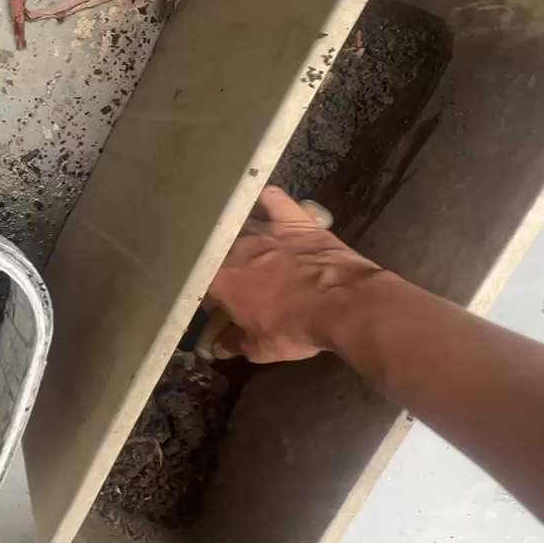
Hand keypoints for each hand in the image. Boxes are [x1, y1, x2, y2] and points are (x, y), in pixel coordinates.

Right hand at [204, 186, 387, 362]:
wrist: (344, 305)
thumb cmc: (295, 328)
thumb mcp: (260, 348)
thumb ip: (233, 343)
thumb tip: (218, 345)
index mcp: (220, 281)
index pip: (199, 285)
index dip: (205, 296)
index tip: (214, 308)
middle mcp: (235, 250)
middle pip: (216, 252)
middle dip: (217, 264)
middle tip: (229, 279)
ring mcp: (265, 232)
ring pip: (239, 226)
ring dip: (234, 234)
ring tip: (234, 241)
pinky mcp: (294, 222)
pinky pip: (274, 200)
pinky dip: (265, 196)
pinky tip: (259, 193)